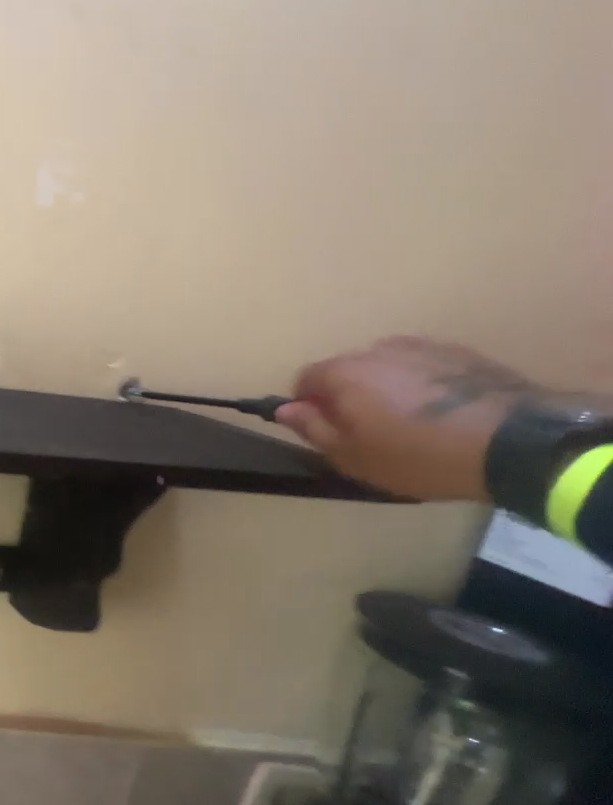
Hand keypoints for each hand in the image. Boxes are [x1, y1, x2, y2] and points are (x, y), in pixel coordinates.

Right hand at [274, 337, 537, 500]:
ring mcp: (424, 348)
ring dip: (389, 388)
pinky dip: (426, 386)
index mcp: (342, 373)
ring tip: (411, 421)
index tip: (326, 429)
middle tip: (369, 430)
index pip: (304, 380)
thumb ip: (313, 429)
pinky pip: (428, 369)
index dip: (309, 405)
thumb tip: (285, 409)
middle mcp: (377, 350)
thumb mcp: (353, 456)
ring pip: (389, 367)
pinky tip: (444, 413)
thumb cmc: (419, 455)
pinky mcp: (465, 355)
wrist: (518, 443)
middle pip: (348, 370)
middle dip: (349, 394)